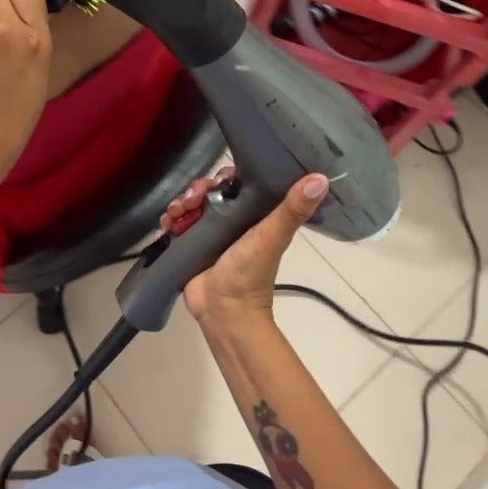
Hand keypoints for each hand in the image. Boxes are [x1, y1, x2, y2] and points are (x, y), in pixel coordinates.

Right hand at [165, 169, 328, 331]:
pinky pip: (176, 223)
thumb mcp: (272, 237)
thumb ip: (293, 210)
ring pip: (190, 205)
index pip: (235, 183)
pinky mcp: (189, 246)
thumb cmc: (250, 274)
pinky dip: (169, 220)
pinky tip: (166, 224)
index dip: (224, 176)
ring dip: (179, 203)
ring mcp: (207, 233)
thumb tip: (321, 178)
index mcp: (251, 215)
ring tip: (175, 214)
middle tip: (190, 200)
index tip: (216, 180)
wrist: (223, 312)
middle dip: (195, 190)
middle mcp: (229, 220)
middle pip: (208, 192)